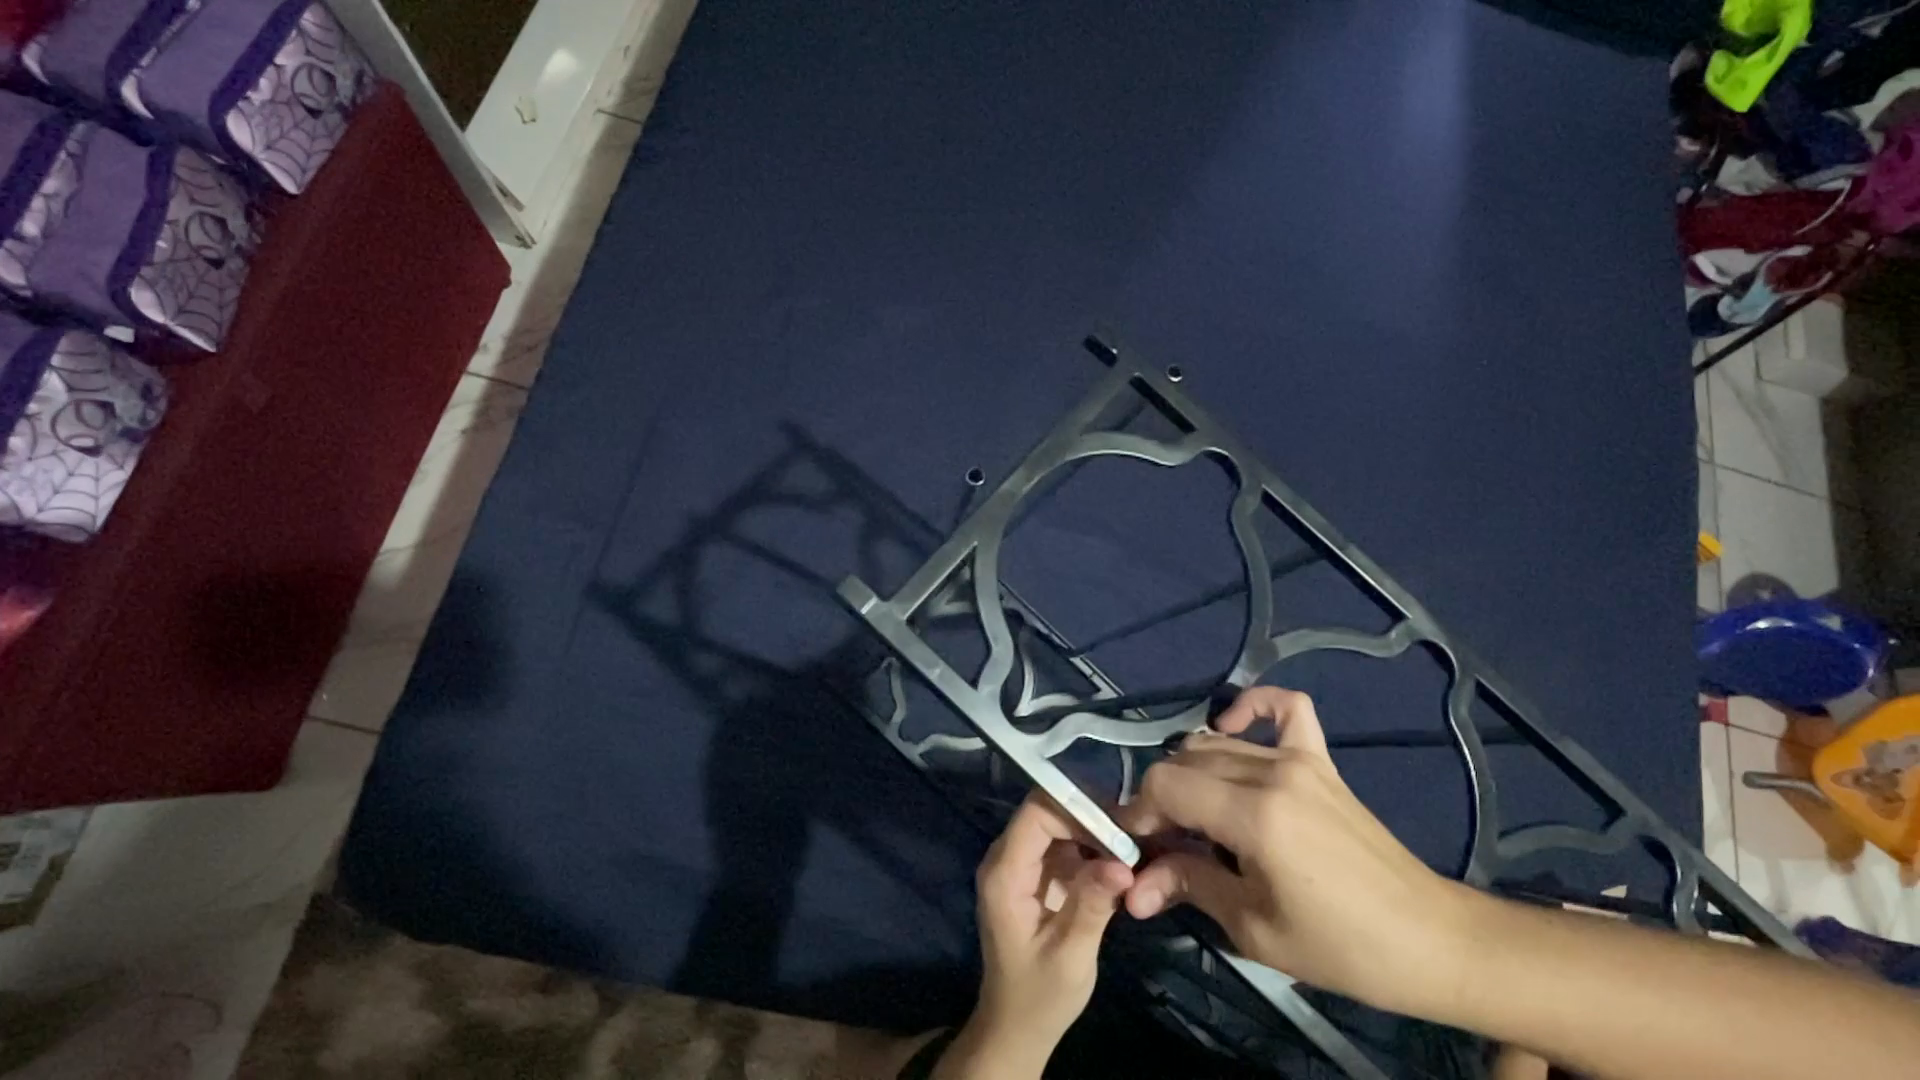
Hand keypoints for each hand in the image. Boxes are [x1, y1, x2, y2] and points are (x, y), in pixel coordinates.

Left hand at [941, 793, 1132, 1077]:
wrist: (1017, 1025)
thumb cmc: (1040, 996)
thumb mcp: (1071, 955)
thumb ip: (1091, 905)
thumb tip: (1122, 864)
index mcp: (1005, 874)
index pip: (1036, 814)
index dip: (1076, 810)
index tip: (1119, 827)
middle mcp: (1006, 860)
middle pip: (1047, 812)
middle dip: (1090, 818)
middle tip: (1134, 837)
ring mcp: (1020, 866)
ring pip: (1058, 825)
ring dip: (1094, 832)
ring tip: (1133, 849)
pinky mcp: (1036, 875)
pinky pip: (1064, 846)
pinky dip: (1092, 850)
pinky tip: (1121, 865)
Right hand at [1119, 686, 1475, 1012]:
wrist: (1428, 940)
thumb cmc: (1341, 947)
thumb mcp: (1253, 929)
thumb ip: (1188, 887)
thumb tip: (1133, 885)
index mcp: (1254, 815)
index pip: (1165, 786)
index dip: (1139, 814)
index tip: (1137, 849)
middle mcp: (1273, 772)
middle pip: (1184, 761)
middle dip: (1160, 801)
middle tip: (1163, 845)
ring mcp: (1301, 759)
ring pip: (1216, 743)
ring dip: (1191, 773)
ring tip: (1194, 818)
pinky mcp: (1322, 761)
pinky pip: (1286, 709)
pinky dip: (1254, 706)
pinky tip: (1233, 725)